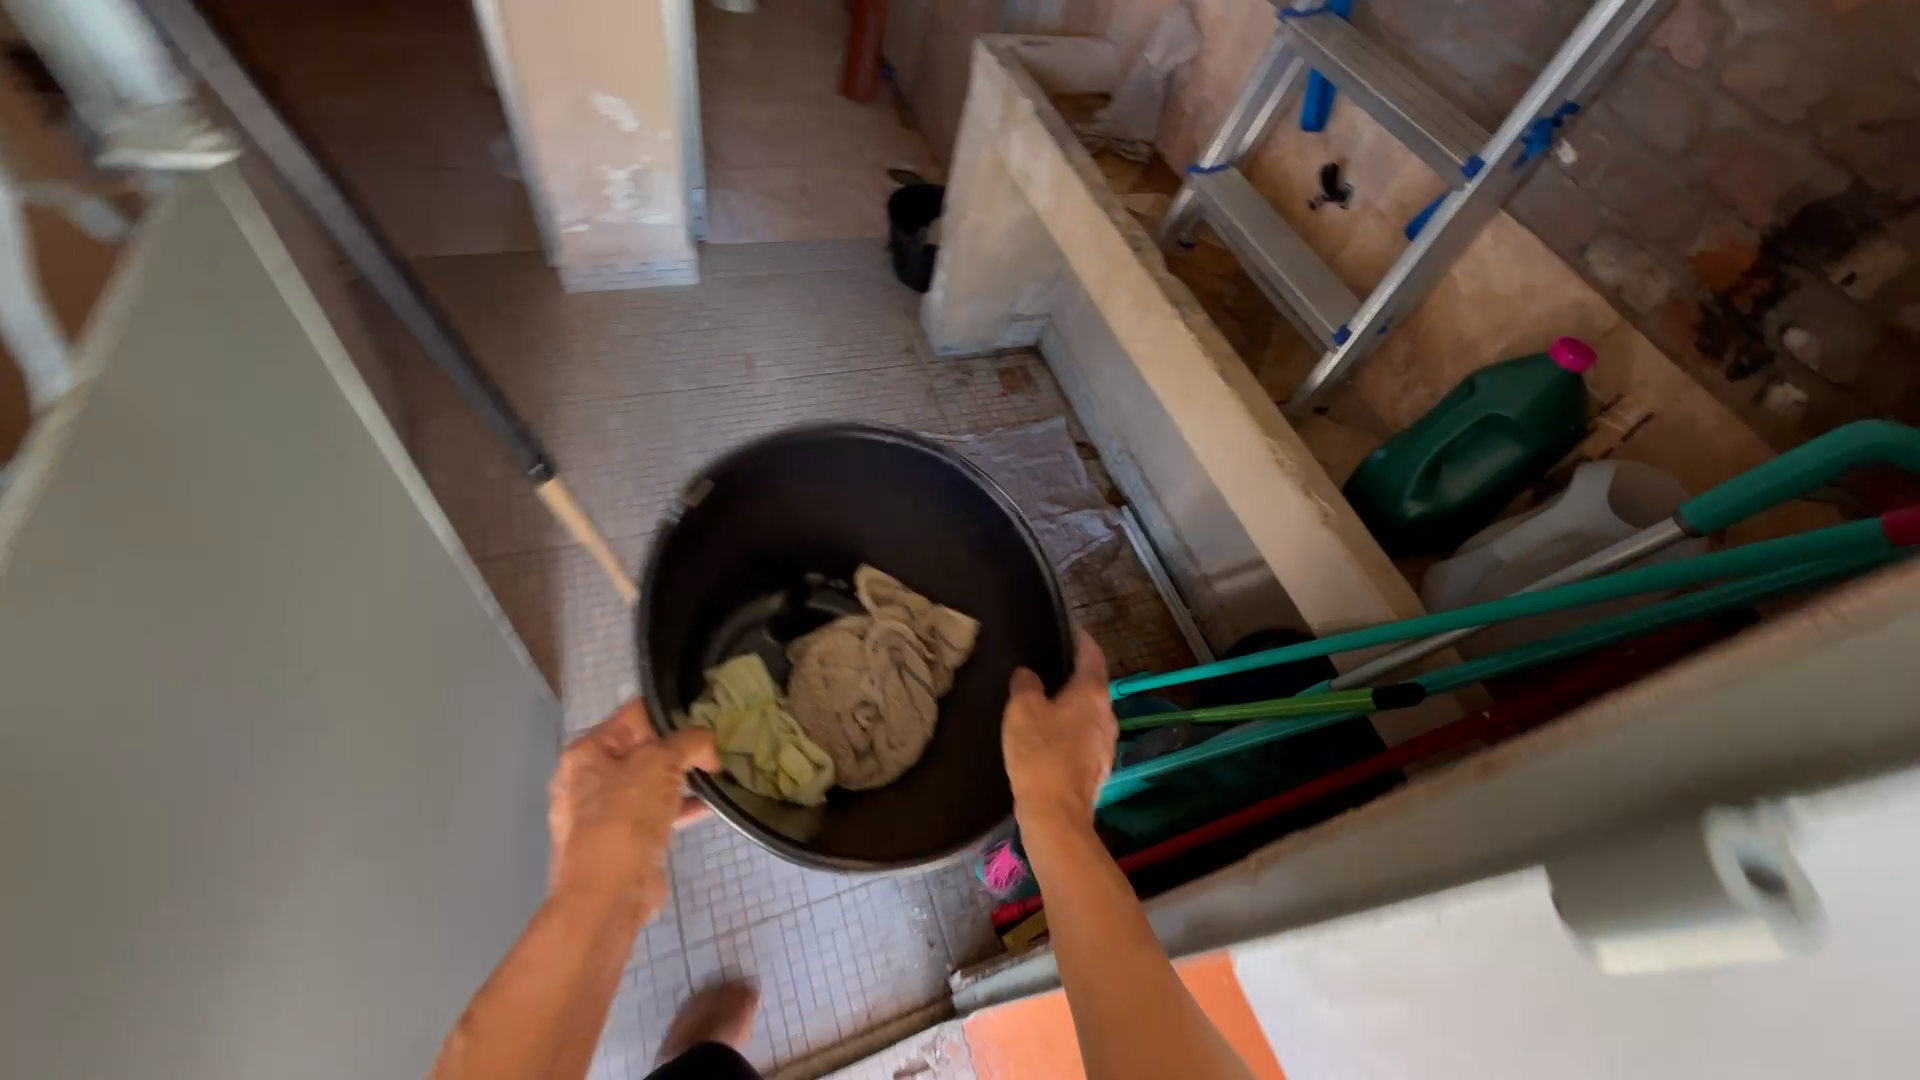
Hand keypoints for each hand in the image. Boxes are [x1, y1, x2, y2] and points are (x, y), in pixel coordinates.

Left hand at [548, 701, 718, 916]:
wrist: (608, 892)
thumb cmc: (626, 815)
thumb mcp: (663, 762)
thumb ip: (691, 742)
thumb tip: (709, 748)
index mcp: (586, 752)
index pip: (634, 714)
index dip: (670, 710)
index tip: (706, 710)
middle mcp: (588, 779)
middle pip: (643, 749)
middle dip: (679, 747)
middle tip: (716, 742)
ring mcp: (603, 814)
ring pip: (651, 783)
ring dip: (682, 778)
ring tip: (718, 771)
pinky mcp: (622, 841)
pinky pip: (656, 813)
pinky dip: (680, 807)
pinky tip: (710, 805)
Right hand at [1003, 631, 1116, 831]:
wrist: (1056, 813)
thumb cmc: (1039, 753)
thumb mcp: (1022, 709)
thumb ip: (1026, 684)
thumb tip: (1029, 675)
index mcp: (1092, 692)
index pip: (1092, 653)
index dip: (1080, 639)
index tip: (1067, 629)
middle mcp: (1107, 713)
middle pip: (1093, 684)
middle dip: (1073, 675)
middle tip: (1047, 668)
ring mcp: (1106, 742)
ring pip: (1089, 712)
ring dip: (1072, 705)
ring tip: (1045, 702)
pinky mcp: (1099, 766)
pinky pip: (1085, 737)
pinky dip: (1071, 730)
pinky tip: (1050, 736)